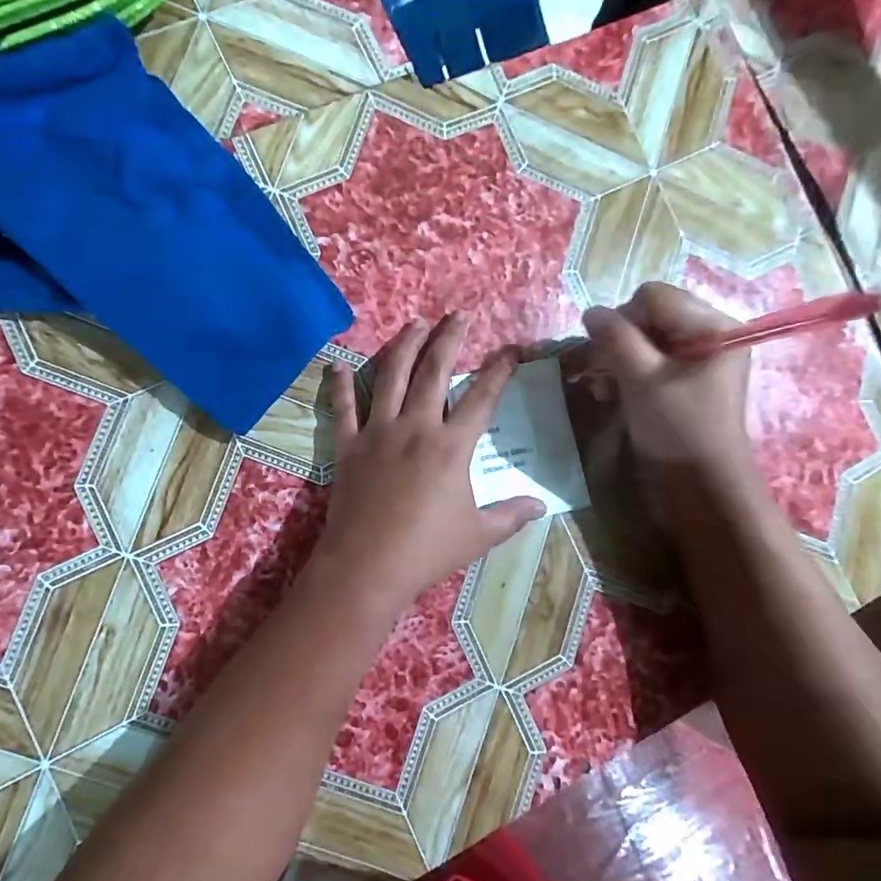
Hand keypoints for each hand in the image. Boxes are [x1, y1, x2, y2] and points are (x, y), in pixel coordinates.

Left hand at [312, 314, 545, 613]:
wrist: (366, 566)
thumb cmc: (426, 551)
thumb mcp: (478, 535)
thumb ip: (510, 516)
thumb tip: (540, 506)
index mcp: (451, 447)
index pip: (482, 398)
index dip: (499, 370)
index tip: (511, 349)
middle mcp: (415, 428)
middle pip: (433, 372)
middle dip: (449, 339)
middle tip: (458, 315)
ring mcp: (377, 433)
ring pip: (390, 377)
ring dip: (403, 346)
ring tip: (414, 323)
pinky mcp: (348, 447)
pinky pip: (343, 409)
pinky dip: (341, 385)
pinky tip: (340, 364)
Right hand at [580, 283, 750, 471]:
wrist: (700, 486)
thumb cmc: (677, 430)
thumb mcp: (642, 381)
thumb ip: (616, 340)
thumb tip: (591, 312)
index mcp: (712, 326)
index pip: (652, 297)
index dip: (621, 320)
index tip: (604, 354)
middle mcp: (708, 334)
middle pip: (647, 315)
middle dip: (616, 341)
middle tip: (597, 373)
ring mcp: (697, 358)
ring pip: (642, 339)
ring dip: (615, 359)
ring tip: (602, 388)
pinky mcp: (683, 379)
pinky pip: (647, 360)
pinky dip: (625, 372)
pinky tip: (611, 394)